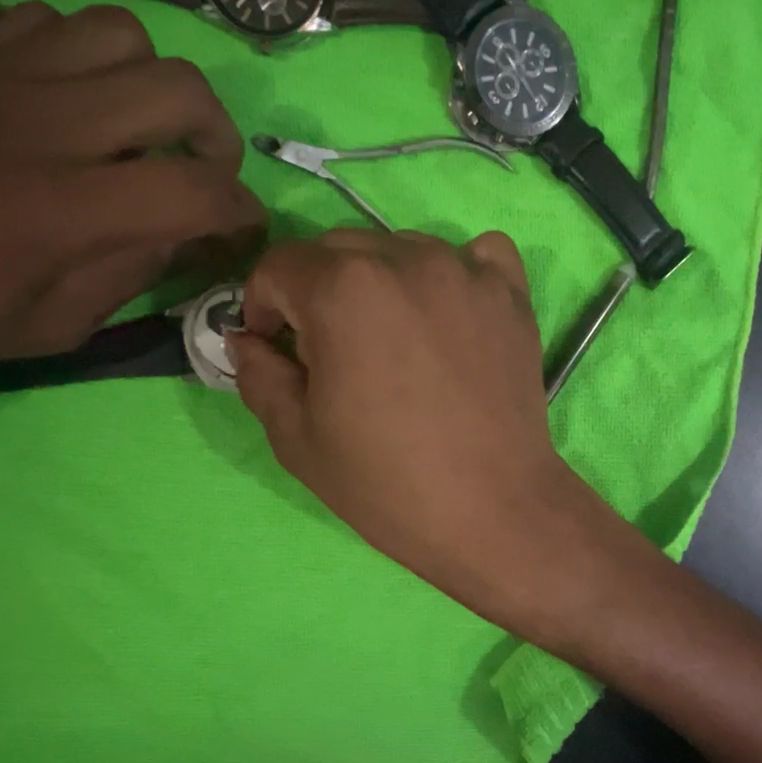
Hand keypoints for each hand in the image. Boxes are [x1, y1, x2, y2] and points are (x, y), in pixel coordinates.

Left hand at [0, 3, 265, 389]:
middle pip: (179, 89)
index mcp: (61, 212)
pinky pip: (52, 21)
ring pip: (124, 34)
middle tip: (202, 175)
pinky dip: (87, 57)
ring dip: (155, 85)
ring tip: (141, 130)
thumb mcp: (49, 328)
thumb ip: (129, 275)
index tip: (244, 233)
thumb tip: (185, 237)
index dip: (243, 213)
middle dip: (217, 138)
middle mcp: (41, 127)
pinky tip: (75, 102)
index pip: (197, 189)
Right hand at [229, 230, 596, 613]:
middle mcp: (406, 260)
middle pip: (340, 250)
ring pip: (403, 251)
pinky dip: (457, 274)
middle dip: (320, 293)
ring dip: (385, 283)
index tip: (278, 350)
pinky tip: (451, 316)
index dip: (265, 308)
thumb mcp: (297, 440)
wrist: (494, 511)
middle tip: (336, 356)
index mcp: (343, 289)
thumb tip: (250, 340)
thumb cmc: (388, 484)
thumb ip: (260, 375)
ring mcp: (466, 273)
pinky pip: (477, 256)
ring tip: (397, 344)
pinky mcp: (511, 295)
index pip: (280, 267)